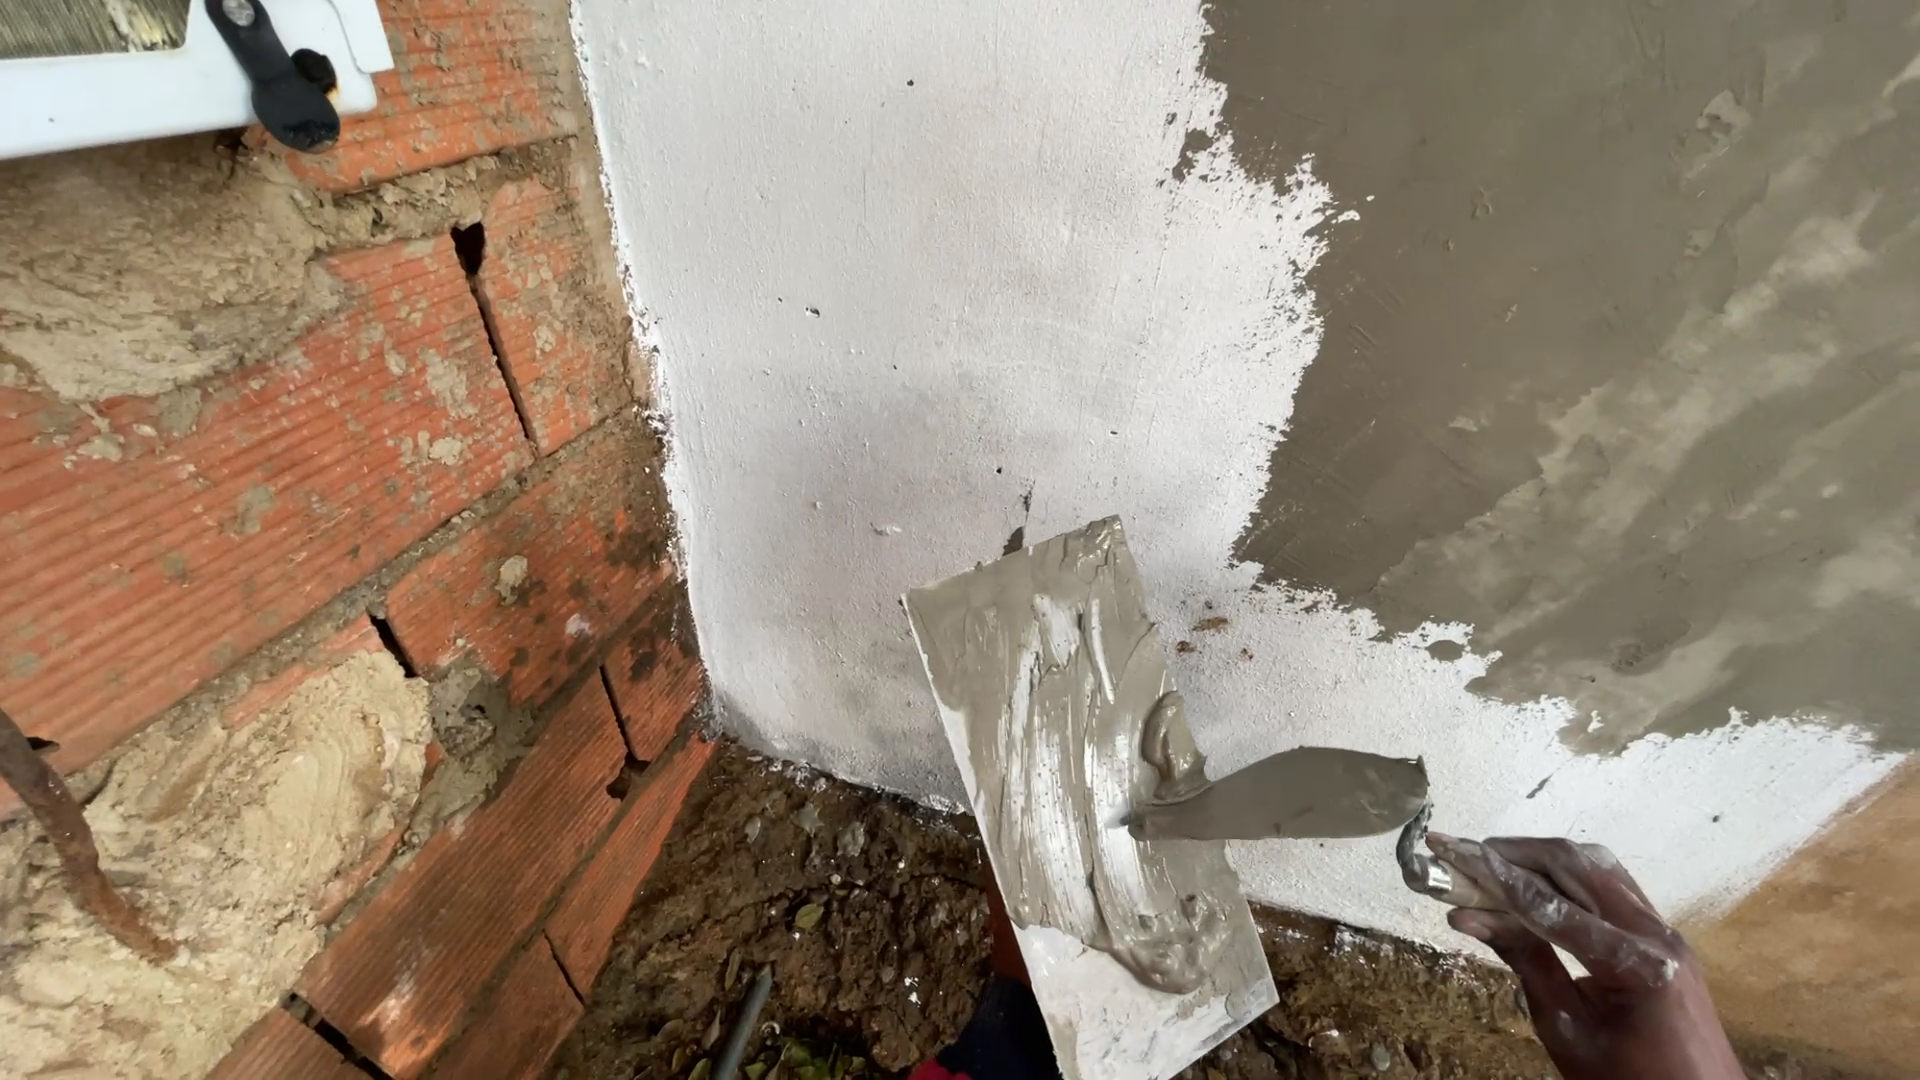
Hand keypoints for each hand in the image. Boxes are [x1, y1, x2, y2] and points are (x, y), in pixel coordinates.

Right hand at [1427, 835, 1743, 1079]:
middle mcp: (1656, 936)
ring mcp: (1663, 932)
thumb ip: (1523, 961)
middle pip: (1573, 864)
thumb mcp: (1566, 1029)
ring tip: (1493, 867)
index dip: (1488, 872)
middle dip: (1512, 853)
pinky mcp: (1661, 936)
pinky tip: (1532, 887)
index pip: (1545, 902)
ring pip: (1592, 865)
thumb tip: (1463, 915)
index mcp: (1636, 965)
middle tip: (1463, 855)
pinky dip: (1562, 875)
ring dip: (1538, 858)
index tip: (1445, 847)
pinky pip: (1606, 885)